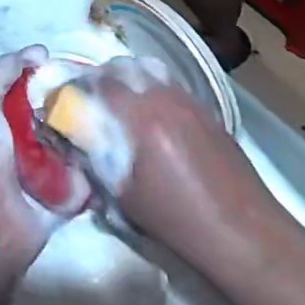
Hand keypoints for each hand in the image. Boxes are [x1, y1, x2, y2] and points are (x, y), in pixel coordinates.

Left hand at [0, 48, 84, 296]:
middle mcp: (8, 138)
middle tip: (90, 87)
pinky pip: (78, 175)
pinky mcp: (56, 196)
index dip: (30, 69)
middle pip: (40, 109)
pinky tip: (108, 148)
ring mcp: (33, 168)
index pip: (10, 83)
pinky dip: (90, 165)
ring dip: (79, 130)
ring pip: (62, 139)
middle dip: (61, 98)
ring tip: (104, 114)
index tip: (58, 60)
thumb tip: (30, 52)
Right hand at [63, 62, 304, 304]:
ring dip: (122, 79)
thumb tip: (68, 134)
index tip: (58, 104)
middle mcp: (158, 96)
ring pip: (141, 68)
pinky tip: (150, 113)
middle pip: (114, 68)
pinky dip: (148, 87)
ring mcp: (184, 98)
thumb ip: (91, 156)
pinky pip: (165, 81)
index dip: (67, 91)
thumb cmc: (178, 221)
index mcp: (135, 116)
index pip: (87, 85)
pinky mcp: (203, 106)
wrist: (246, 236)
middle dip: (94, 81)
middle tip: (86, 103)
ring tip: (118, 102)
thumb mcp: (122, 194)